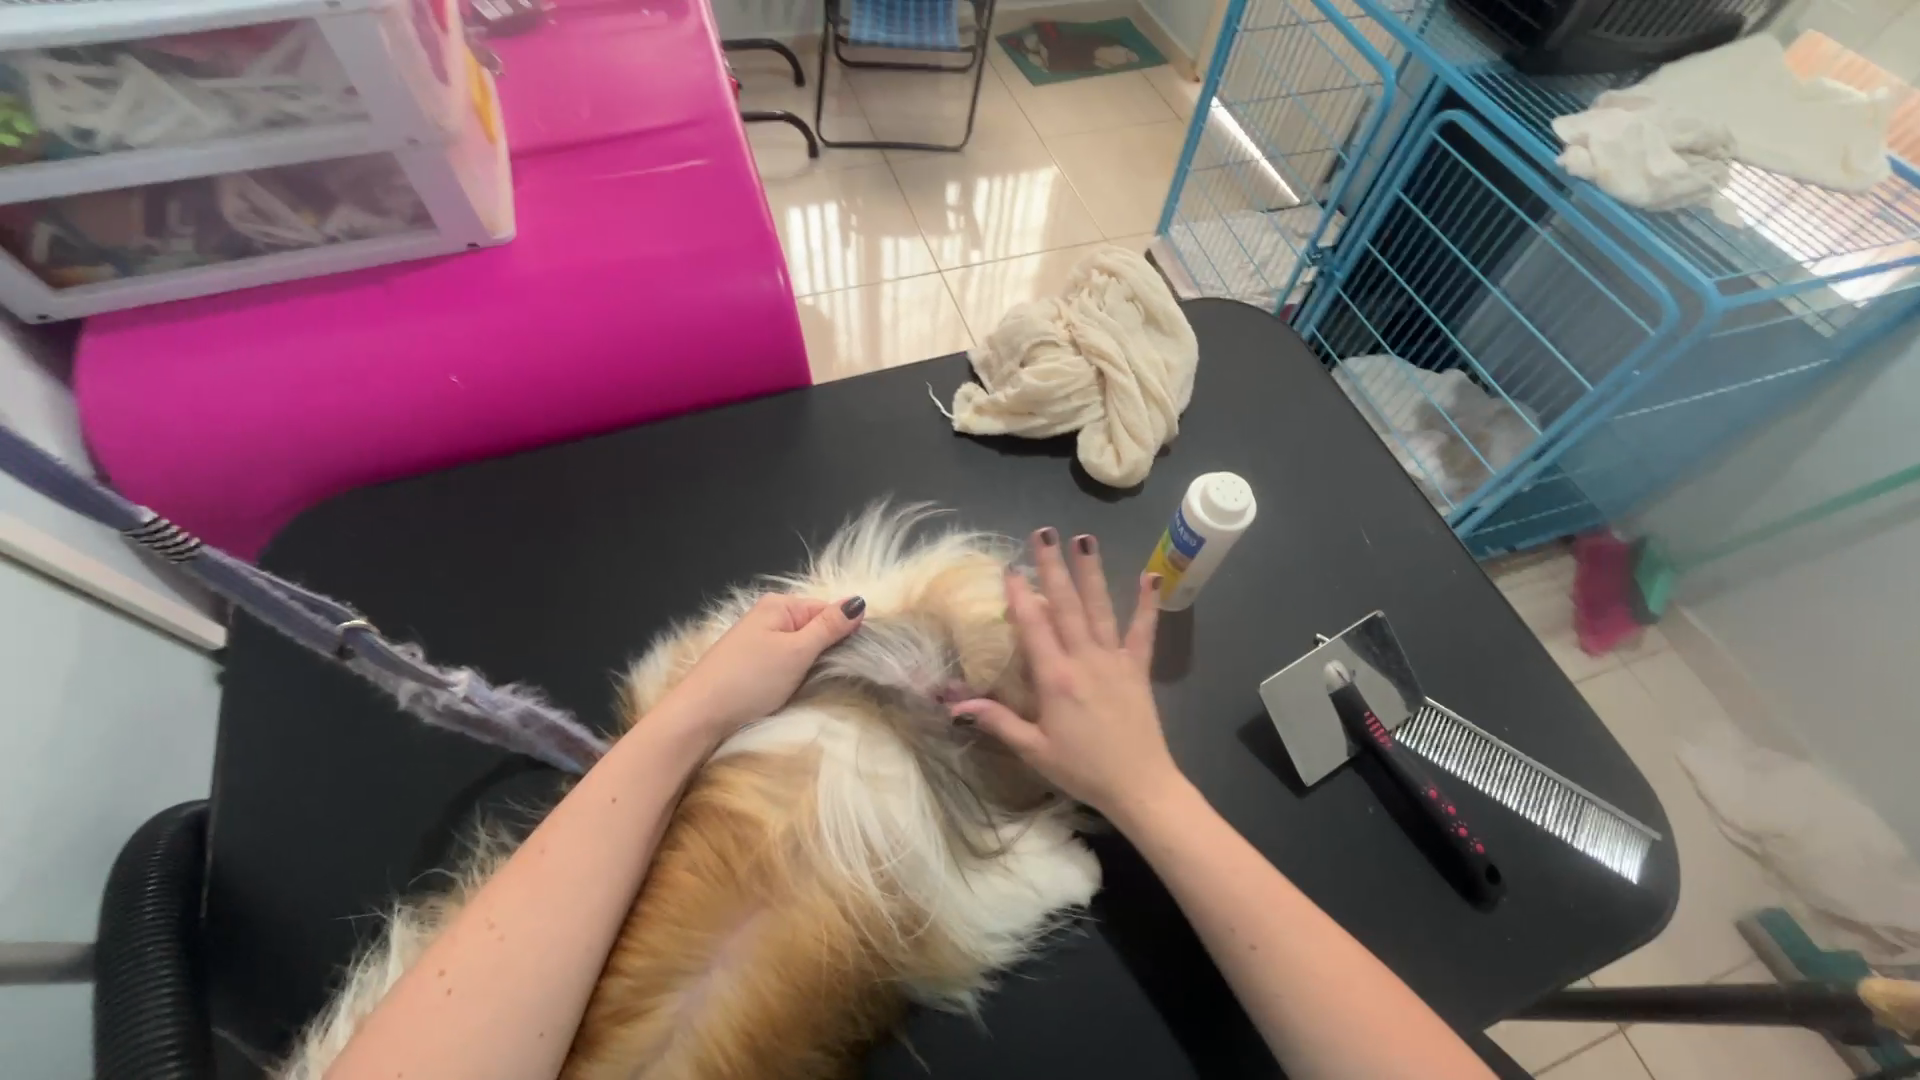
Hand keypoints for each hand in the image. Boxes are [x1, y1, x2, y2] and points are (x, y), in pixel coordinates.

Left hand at [658, 594, 865, 739]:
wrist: (699, 716)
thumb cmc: (750, 679)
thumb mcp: (797, 651)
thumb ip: (829, 626)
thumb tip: (859, 601)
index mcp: (780, 604)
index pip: (828, 609)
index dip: (845, 631)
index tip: (860, 656)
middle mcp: (769, 616)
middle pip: (815, 627)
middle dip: (829, 649)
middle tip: (844, 673)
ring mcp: (759, 641)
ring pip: (803, 648)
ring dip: (814, 665)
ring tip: (824, 683)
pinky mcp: (752, 665)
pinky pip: (787, 662)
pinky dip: (797, 674)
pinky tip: (800, 688)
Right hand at [949, 529, 1182, 819]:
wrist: (1140, 786)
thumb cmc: (1082, 769)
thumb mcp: (1033, 749)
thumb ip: (996, 721)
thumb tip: (952, 703)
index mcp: (1055, 678)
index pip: (1033, 626)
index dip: (1020, 595)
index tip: (1009, 568)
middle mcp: (1084, 659)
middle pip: (1065, 605)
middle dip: (1052, 567)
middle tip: (1043, 534)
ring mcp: (1114, 659)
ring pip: (1100, 607)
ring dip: (1090, 572)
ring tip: (1083, 539)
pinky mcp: (1138, 668)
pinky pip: (1143, 630)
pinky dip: (1147, 603)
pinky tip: (1150, 575)